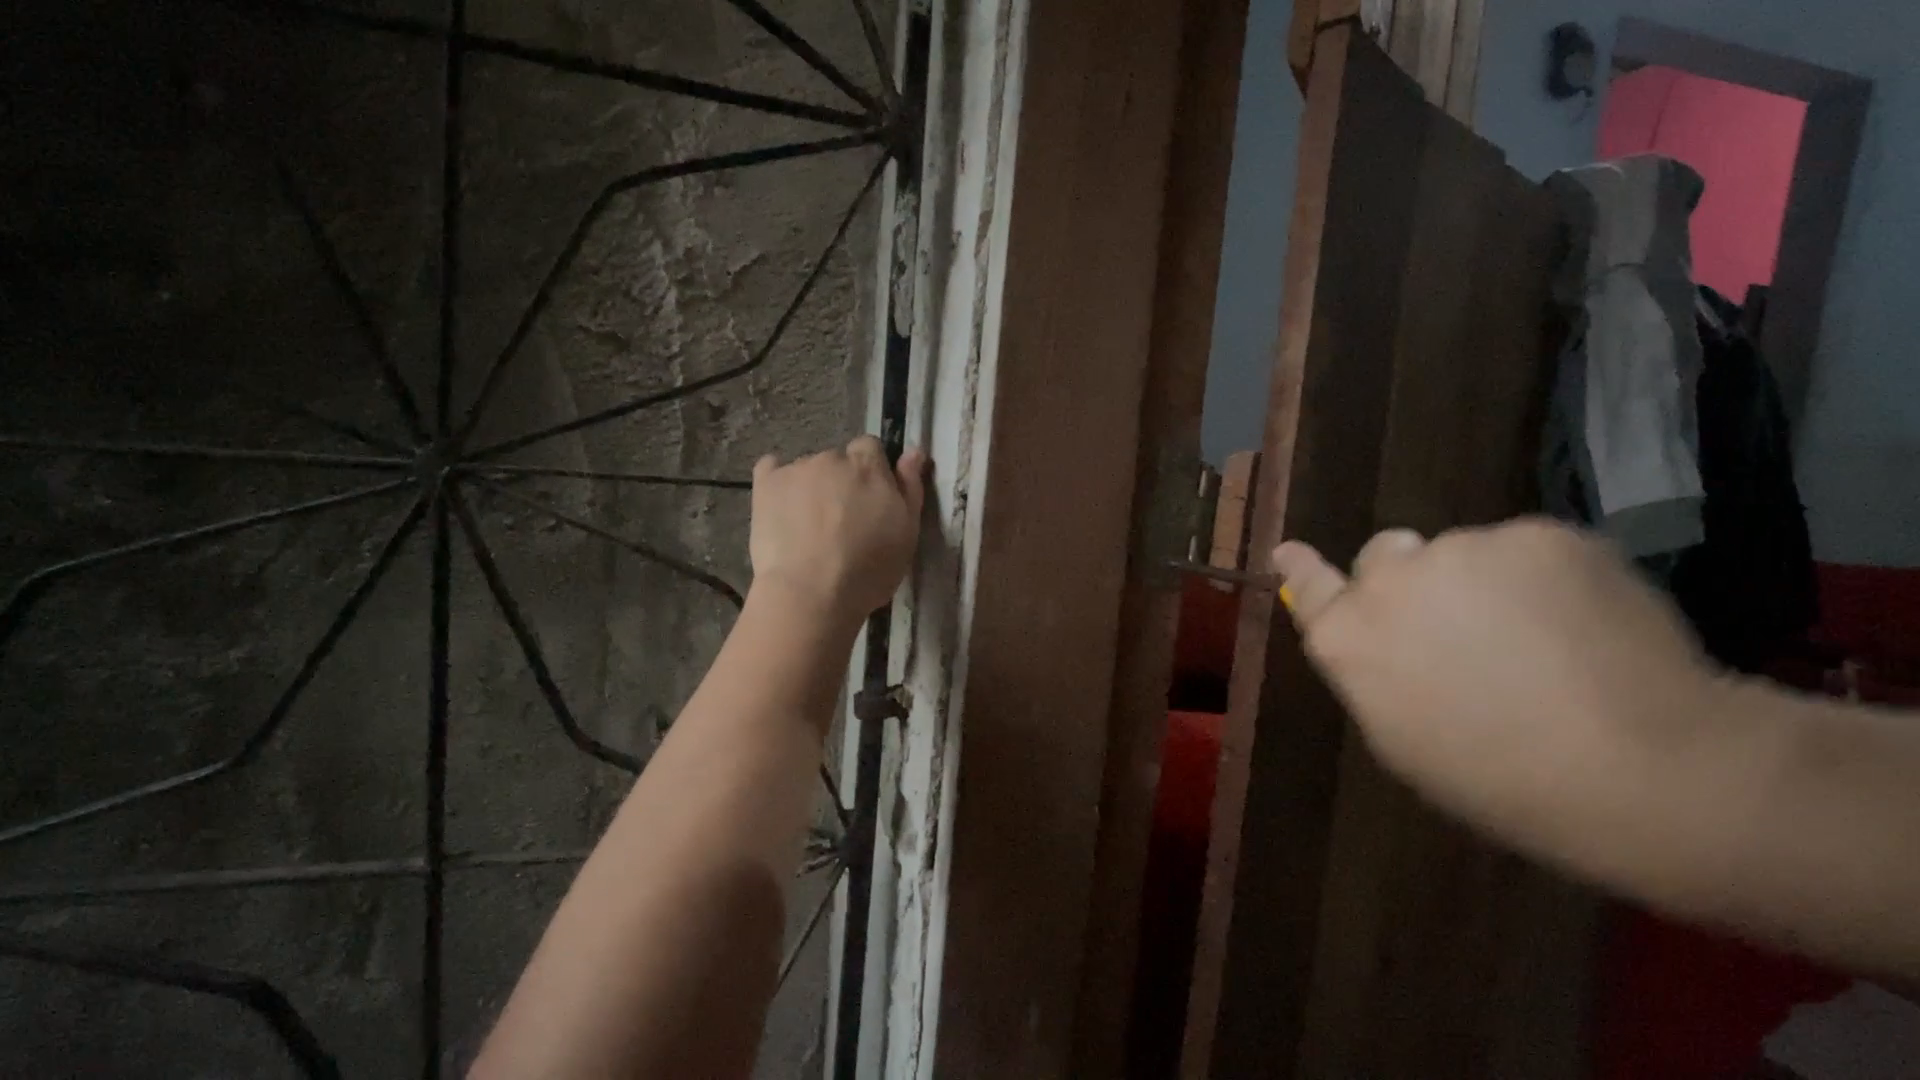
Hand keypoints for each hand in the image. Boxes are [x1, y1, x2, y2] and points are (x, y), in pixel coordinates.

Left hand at [749, 437, 927, 625]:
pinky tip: (779, 507)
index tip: (869, 500)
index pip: (870, 447)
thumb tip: (913, 452)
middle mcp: (832, 458)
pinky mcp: (765, 484)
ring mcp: (796, 469)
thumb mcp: (907, 533)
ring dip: (811, 488)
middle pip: (837, 460)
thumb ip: (910, 488)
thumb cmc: (868, 570)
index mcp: (869, 467)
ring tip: (808, 527)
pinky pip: (770, 469)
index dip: (870, 471)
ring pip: (807, 470)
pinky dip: (777, 483)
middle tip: (840, 521)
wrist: (810, 593)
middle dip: (840, 482)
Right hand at [1272, 519, 1716, 838]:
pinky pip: (1532, 550)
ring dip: (1489, 583)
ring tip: (1549, 642)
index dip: (1302, 568)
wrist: (1640, 767)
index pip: (1310, 588)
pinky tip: (1589, 625)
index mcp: (1350, 639)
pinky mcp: (1541, 534)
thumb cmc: (1502, 781)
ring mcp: (1466, 548)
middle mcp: (1392, 580)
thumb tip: (1380, 637)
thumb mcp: (1405, 739)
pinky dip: (1551, 578)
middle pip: (1389, 558)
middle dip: (1414, 582)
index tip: (1290, 551)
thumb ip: (1375, 672)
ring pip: (1468, 555)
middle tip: (1467, 630)